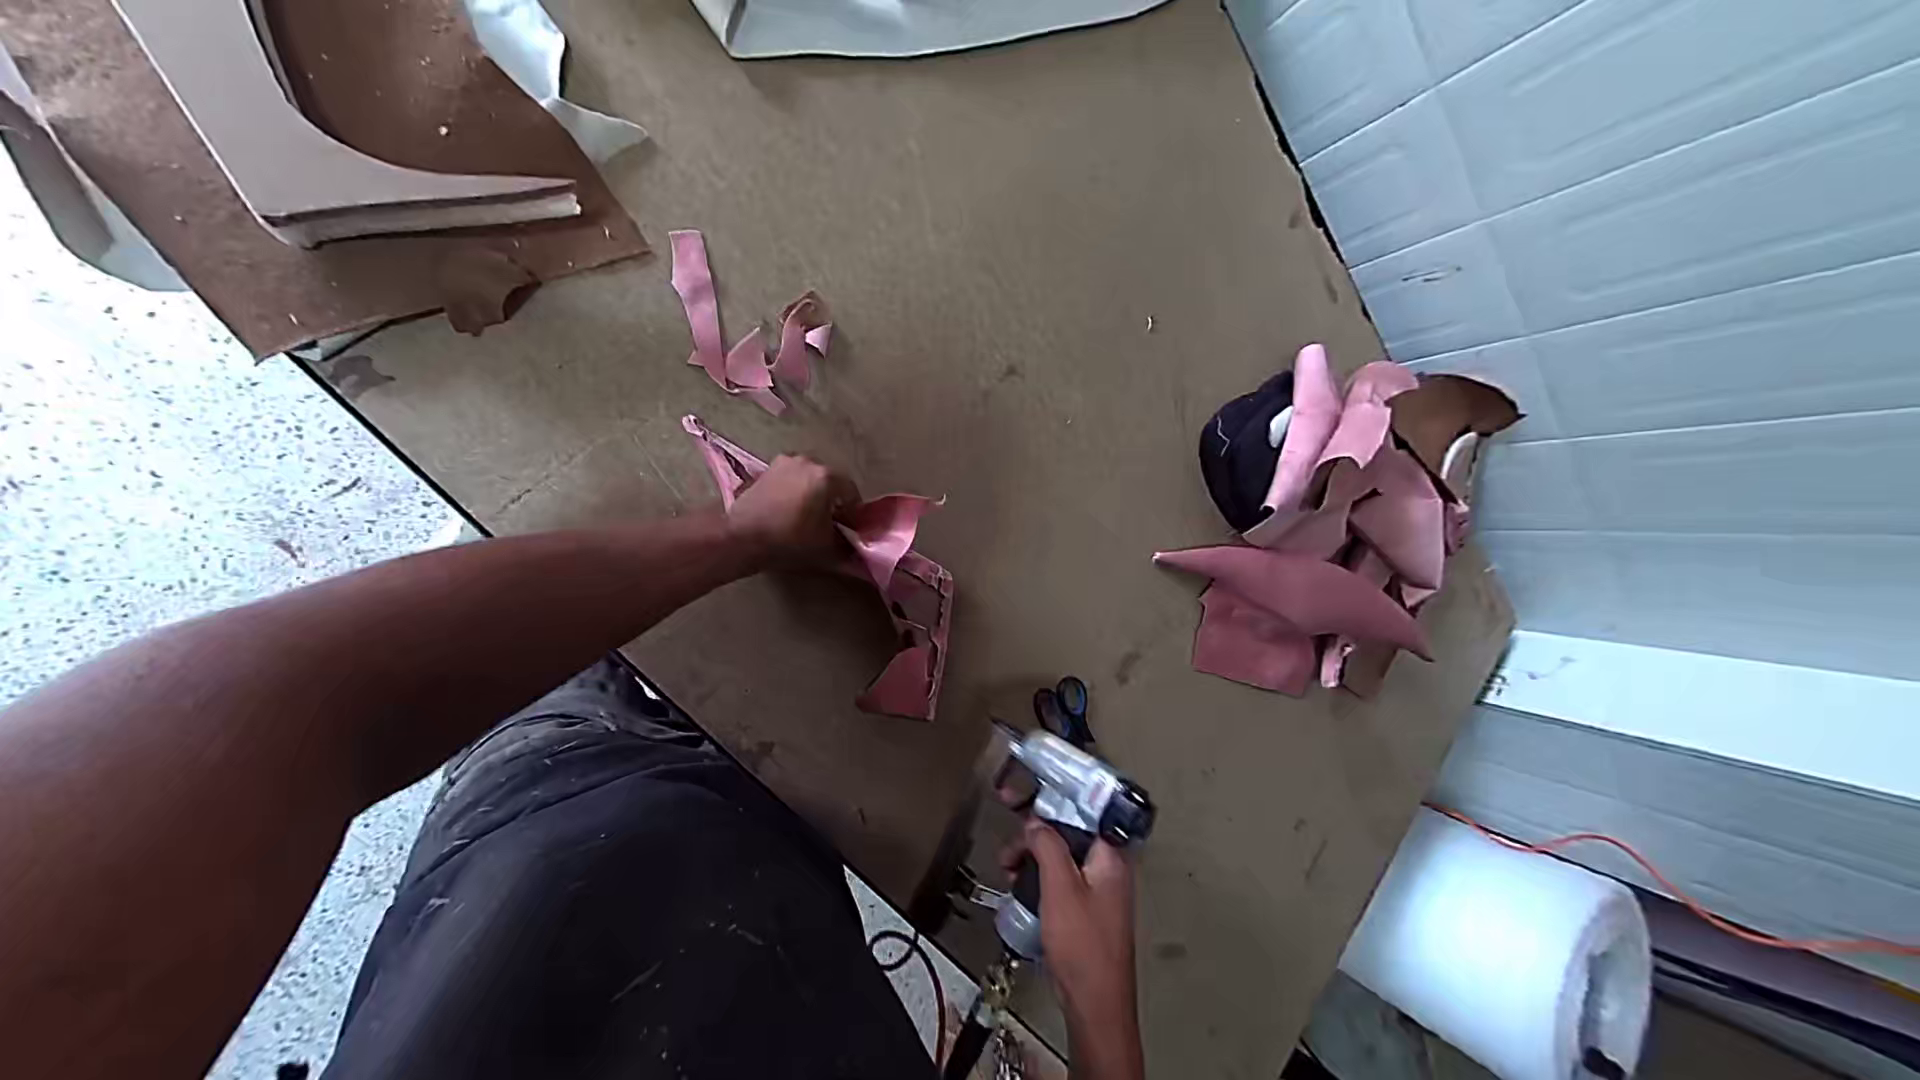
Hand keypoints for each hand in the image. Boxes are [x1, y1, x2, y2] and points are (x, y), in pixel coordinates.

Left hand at [726, 455, 859, 569]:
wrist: (741, 538)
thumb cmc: (789, 540)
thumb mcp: (826, 547)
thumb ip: (848, 545)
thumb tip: (856, 547)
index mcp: (827, 476)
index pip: (852, 492)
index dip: (854, 513)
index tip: (850, 529)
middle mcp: (808, 461)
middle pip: (831, 481)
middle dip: (834, 500)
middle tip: (831, 523)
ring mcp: (785, 461)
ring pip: (810, 477)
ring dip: (814, 493)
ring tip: (808, 516)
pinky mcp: (767, 469)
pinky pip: (791, 477)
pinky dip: (795, 489)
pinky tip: (789, 509)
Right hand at [1004, 819, 1144, 1079]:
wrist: (1093, 1004)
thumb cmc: (1083, 946)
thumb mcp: (1060, 886)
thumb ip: (1048, 846)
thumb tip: (1036, 823)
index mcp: (1110, 855)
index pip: (1084, 808)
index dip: (1054, 796)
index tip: (1027, 791)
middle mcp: (1107, 866)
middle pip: (1068, 830)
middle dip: (1035, 832)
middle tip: (1010, 838)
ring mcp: (1097, 887)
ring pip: (1060, 854)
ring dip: (1032, 854)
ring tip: (1009, 865)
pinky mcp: (1084, 906)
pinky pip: (1059, 877)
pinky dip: (1038, 875)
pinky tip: (1020, 884)